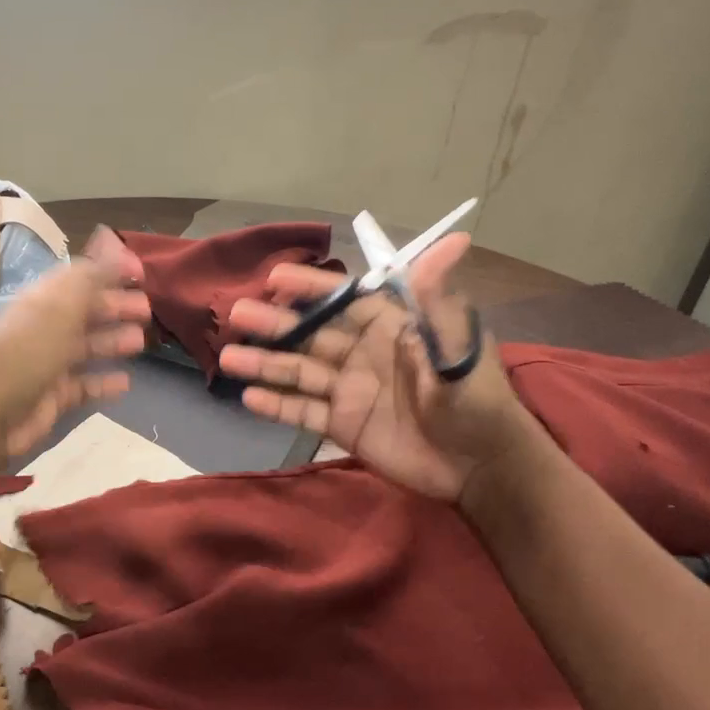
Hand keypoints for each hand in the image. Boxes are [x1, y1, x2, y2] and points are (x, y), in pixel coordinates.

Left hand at [0, 227, 151, 454]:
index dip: (108, 271)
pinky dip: (104, 382)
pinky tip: (126, 383)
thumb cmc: (26, 355)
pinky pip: (83, 385)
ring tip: (141, 341)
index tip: (141, 271)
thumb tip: (109, 242)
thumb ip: (88, 278)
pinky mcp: (52, 397)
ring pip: (86, 347)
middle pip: (84, 312)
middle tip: (147, 309)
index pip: (78, 278)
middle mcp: (44, 328)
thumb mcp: (58, 310)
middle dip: (115, 306)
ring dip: (113, 341)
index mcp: (41, 302)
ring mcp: (48, 364)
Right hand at [217, 233, 540, 501]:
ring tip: (227, 358)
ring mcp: (349, 391)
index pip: (345, 301)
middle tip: (237, 314)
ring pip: (299, 372)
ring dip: (264, 363)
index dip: (312, 288)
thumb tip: (452, 241)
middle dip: (275, 324)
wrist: (482, 468)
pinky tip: (249, 397)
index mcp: (392, 329)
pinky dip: (277, 406)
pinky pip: (303, 412)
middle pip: (311, 335)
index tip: (276, 278)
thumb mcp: (461, 350)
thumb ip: (440, 301)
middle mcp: (363, 354)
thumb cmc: (479, 401)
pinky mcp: (343, 425)